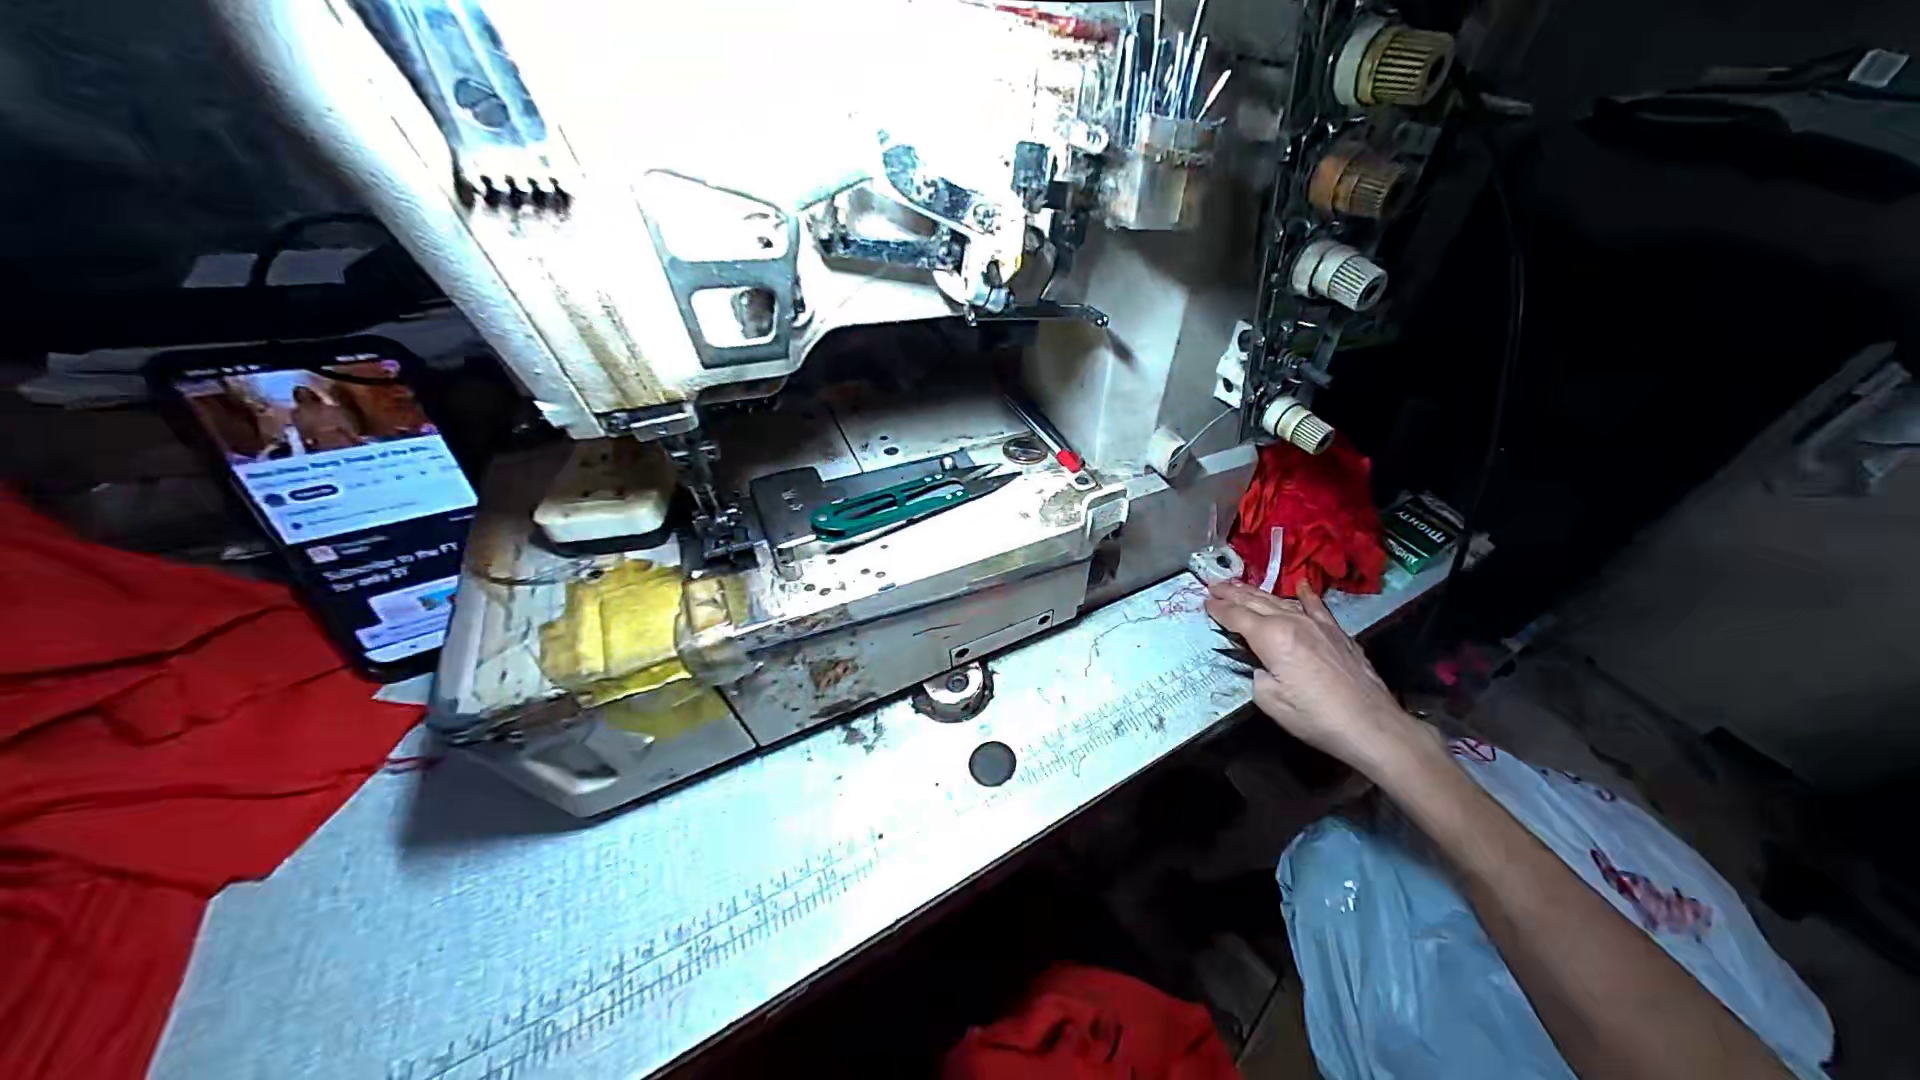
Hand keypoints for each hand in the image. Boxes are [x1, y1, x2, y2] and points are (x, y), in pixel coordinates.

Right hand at [1205, 579, 1440, 778]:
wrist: (1370, 725)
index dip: (1219, 609)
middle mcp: (1293, 622)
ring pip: (1281, 601)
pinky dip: (1305, 594)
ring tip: (1240, 586)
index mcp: (1272, 637)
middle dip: (1232, 594)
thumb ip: (1258, 675)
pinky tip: (1300, 585)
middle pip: (1256, 602)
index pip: (1237, 617)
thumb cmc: (1315, 717)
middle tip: (1214, 586)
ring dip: (1257, 593)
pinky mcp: (1337, 633)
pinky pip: (1316, 606)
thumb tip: (1264, 666)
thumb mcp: (1269, 700)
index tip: (1205, 602)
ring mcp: (1318, 624)